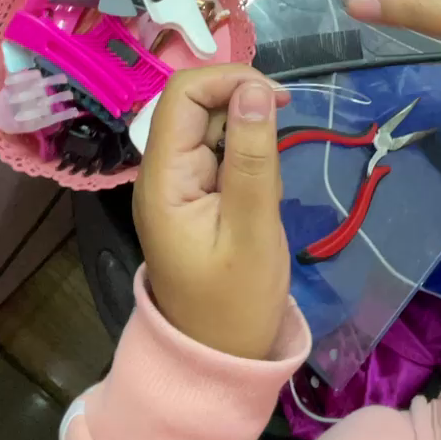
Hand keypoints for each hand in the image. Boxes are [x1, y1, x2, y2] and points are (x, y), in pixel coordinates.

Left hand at [133, 66, 294, 359]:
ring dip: (248, 139)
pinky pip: (220, 151)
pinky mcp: (195, 192)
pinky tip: (260, 198)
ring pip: (212, 124)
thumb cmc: (237, 302)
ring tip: (266, 191)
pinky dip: (247, 160)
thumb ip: (254, 156)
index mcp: (163, 178)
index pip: (181, 95)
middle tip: (278, 144)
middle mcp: (162, 171)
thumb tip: (255, 88)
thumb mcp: (254, 228)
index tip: (276, 98)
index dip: (227, 80)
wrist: (220, 360)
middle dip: (241, 109)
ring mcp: (177, 182)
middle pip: (195, 104)